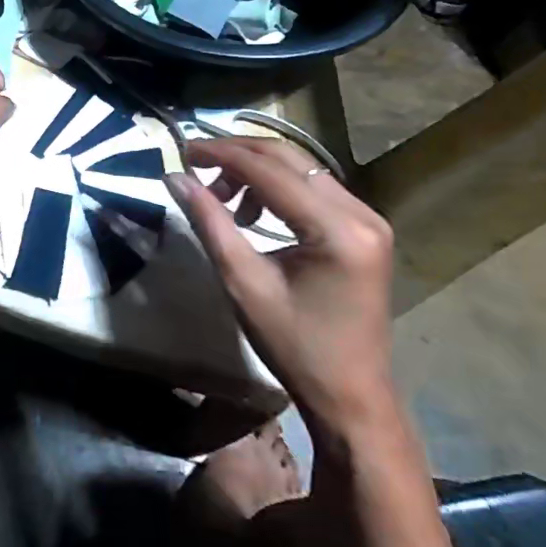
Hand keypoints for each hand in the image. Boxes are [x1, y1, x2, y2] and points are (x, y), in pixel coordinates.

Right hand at [166, 138, 397, 432]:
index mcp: (337, 230)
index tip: (184, 150)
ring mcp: (369, 218)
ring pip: (302, 170)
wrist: (351, 396)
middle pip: (290, 159)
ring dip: (258, 173)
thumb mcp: (244, 285)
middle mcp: (361, 213)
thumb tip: (176, 178)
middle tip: (197, 164)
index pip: (271, 171)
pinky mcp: (366, 227)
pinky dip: (280, 189)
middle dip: (239, 156)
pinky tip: (255, 214)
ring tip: (224, 200)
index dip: (223, 155)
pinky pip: (315, 189)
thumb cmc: (295, 348)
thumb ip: (210, 223)